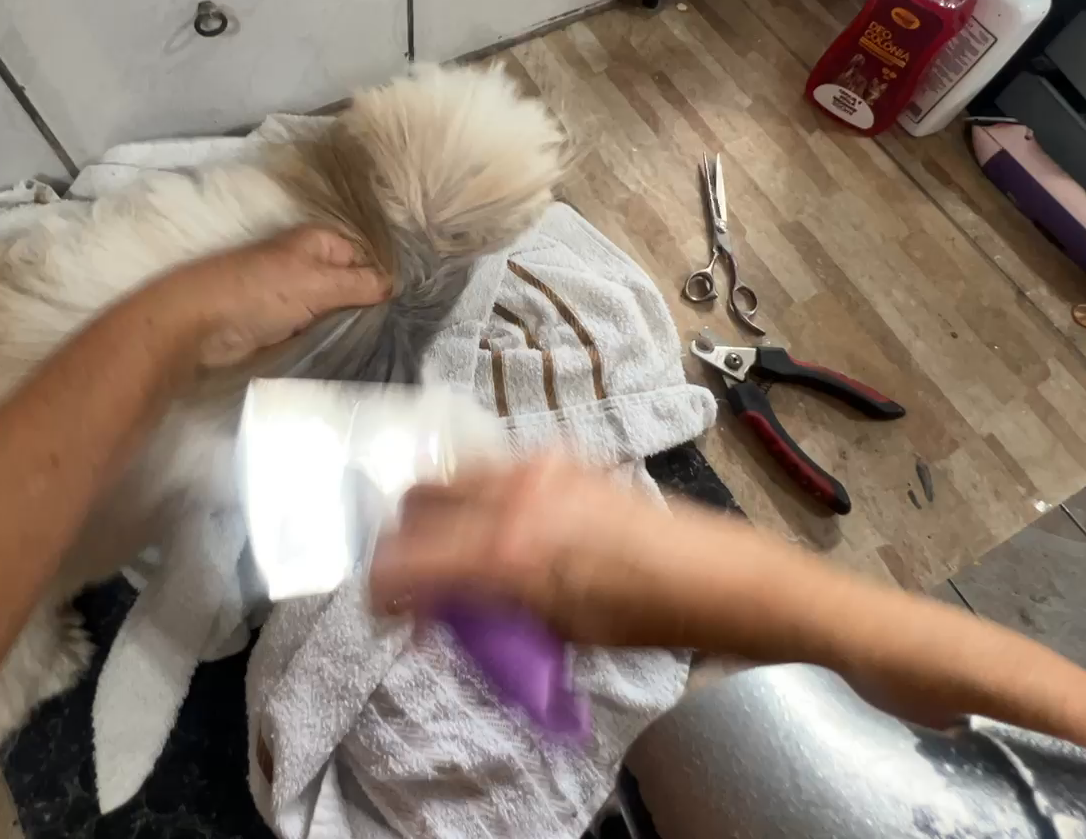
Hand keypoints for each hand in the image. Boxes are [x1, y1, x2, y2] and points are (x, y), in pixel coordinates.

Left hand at [160, 227, 392, 368]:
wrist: (201, 324)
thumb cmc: (260, 293)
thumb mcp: (319, 284)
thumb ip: (361, 284)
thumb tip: (396, 286)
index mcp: (320, 242)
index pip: (367, 256)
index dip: (385, 278)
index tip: (409, 305)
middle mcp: (311, 263)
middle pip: (355, 282)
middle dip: (372, 303)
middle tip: (401, 327)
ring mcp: (298, 293)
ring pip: (340, 307)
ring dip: (354, 323)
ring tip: (385, 341)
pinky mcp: (287, 322)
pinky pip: (321, 326)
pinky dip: (334, 335)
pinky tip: (356, 349)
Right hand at [367, 455, 755, 647]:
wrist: (705, 572)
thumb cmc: (635, 619)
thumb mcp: (550, 631)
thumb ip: (482, 611)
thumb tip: (434, 609)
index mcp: (506, 552)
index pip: (408, 557)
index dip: (379, 582)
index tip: (380, 603)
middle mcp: (511, 495)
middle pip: (417, 497)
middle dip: (403, 536)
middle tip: (415, 573)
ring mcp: (534, 466)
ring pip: (451, 472)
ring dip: (438, 509)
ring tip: (454, 544)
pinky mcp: (557, 454)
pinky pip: (492, 464)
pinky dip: (476, 490)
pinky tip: (497, 520)